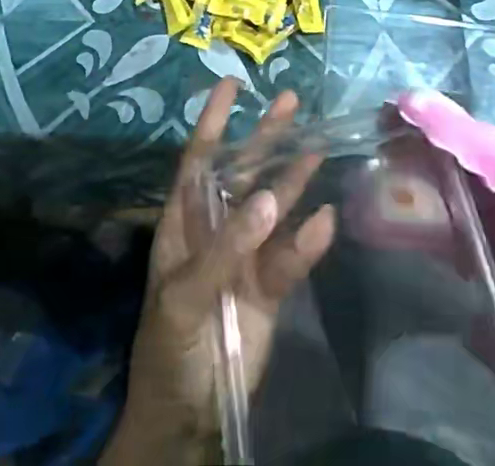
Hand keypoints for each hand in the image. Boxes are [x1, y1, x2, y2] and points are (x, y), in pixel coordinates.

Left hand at [100, 80, 337, 465]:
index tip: (230, 84)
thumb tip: (268, 198)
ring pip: (273, 208)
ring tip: (318, 144)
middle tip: (289, 101)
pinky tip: (326, 218)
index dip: (212, 121)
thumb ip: (226, 247)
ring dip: (293, 178)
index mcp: (184, 222)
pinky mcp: (271, 288)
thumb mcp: (185, 294)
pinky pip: (292, 257)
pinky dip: (309, 240)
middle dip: (264, 138)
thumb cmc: (168, 344)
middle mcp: (216, 228)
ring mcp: (246, 256)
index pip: (198, 160)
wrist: (187, 410)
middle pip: (243, 173)